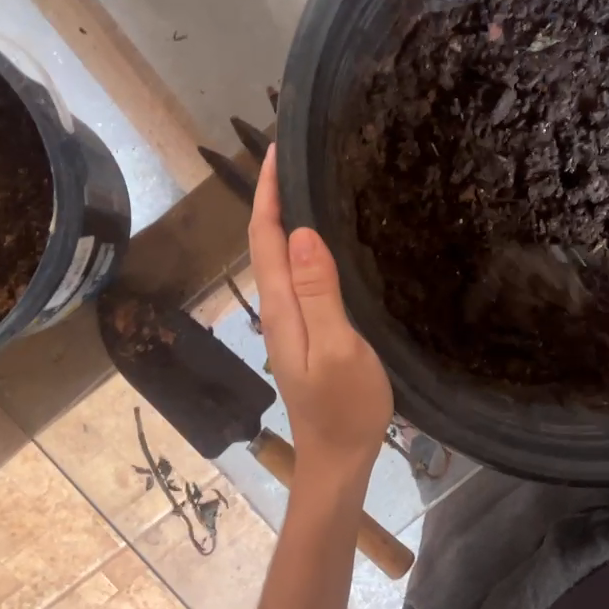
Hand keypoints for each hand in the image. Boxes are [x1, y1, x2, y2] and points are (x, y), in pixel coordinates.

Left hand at [248, 148, 392, 482]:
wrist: (338, 457)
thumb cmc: (344, 406)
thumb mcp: (338, 348)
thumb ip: (318, 294)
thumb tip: (301, 234)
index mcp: (283, 307)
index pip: (264, 238)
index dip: (266, 194)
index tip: (274, 151)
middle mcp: (279, 309)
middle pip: (266, 244)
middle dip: (272, 198)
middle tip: (294, 158)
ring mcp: (291, 324)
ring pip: (281, 260)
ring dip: (286, 221)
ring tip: (309, 187)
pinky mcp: (307, 334)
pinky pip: (299, 278)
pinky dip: (304, 248)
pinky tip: (326, 244)